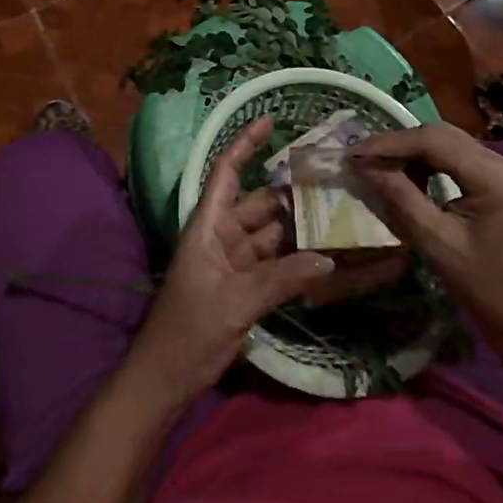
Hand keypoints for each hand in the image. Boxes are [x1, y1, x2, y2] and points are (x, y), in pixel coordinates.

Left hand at [127, 117, 333, 402]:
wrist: (164, 382)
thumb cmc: (188, 331)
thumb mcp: (235, 302)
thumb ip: (282, 278)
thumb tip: (328, 258)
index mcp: (208, 226)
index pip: (227, 173)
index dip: (245, 144)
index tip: (271, 121)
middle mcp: (222, 236)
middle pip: (260, 204)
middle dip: (292, 193)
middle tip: (333, 182)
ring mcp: (233, 262)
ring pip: (272, 234)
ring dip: (299, 227)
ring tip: (338, 214)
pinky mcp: (243, 287)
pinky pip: (275, 263)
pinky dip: (297, 259)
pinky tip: (326, 255)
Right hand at [352, 123, 502, 338]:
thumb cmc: (479, 282)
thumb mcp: (433, 241)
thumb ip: (400, 197)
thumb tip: (364, 165)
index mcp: (494, 178)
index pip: (434, 142)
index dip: (392, 143)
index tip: (356, 152)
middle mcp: (502, 161)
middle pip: (441, 135)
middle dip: (399, 144)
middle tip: (363, 158)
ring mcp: (502, 165)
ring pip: (446, 139)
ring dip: (411, 150)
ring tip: (379, 166)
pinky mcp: (496, 173)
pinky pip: (455, 153)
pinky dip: (427, 159)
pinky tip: (407, 173)